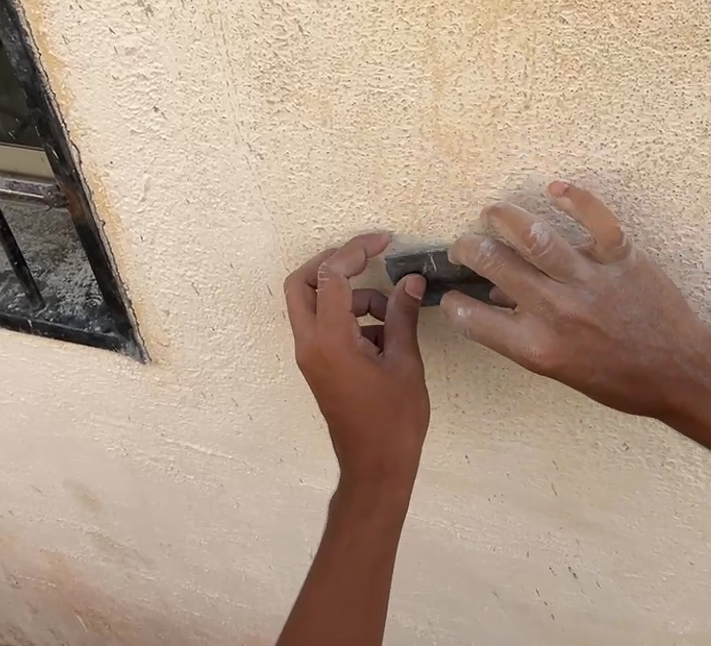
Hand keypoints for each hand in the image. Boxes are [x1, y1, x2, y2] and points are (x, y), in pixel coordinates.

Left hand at [283, 233, 430, 488]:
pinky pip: (324, 324)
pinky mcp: (318, 364)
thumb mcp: (405, 363)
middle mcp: (310, 344)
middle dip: (332, 263)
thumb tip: (410, 280)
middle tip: (366, 258)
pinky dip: (349, 316)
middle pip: (301, 283)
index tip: (384, 241)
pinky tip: (384, 334)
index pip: (331, 276)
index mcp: (329, 341)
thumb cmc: (394, 421)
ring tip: (390, 313)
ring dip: (348, 294)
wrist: (375, 469)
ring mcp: (310, 355)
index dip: (356, 250)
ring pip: (311, 303)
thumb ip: (403, 316)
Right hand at [439, 182, 710, 422]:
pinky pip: (594, 219)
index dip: (454, 303)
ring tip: (491, 212)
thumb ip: (523, 334)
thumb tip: (495, 296)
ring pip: (534, 236)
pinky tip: (554, 189)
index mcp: (537, 346)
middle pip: (494, 264)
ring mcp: (588, 281)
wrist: (680, 373)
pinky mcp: (620, 258)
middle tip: (464, 244)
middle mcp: (556, 311)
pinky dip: (574, 198)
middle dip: (468, 248)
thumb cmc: (618, 377)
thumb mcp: (560, 368)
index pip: (475, 319)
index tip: (451, 292)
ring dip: (504, 217)